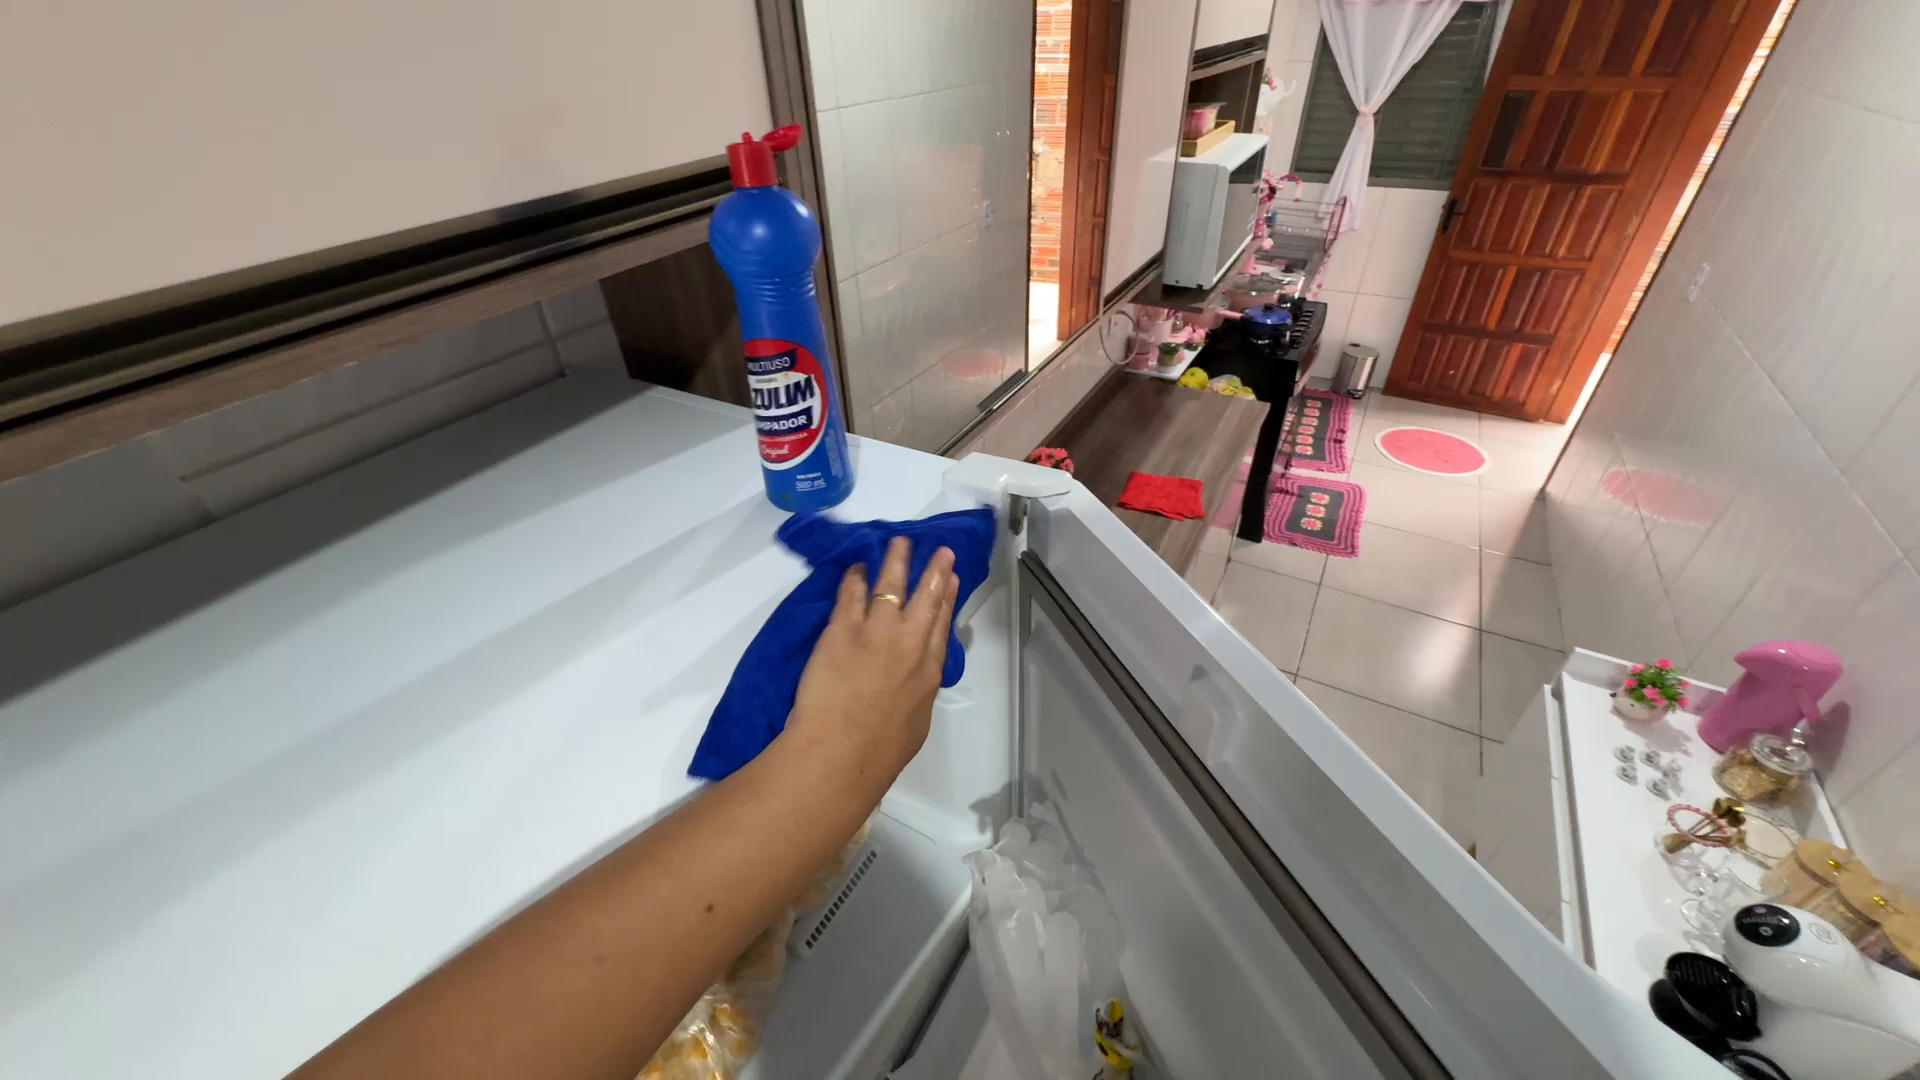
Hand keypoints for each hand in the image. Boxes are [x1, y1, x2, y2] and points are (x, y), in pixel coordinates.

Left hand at [784, 537, 957, 785]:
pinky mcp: (842, 630)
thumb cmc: (879, 752)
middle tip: (940, 550)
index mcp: (929, 671)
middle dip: (934, 571)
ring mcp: (876, 632)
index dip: (948, 598)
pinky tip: (856, 567)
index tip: (952, 579)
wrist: (841, 752)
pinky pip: (852, 595)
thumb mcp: (916, 724)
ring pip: (891, 586)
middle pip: (926, 597)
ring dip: (896, 561)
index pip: (941, 624)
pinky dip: (855, 578)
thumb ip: (918, 695)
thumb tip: (917, 684)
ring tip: (898, 542)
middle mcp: (909, 644)